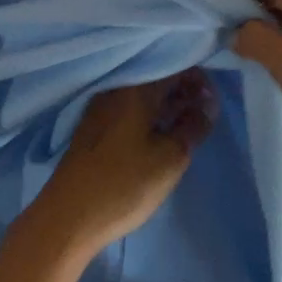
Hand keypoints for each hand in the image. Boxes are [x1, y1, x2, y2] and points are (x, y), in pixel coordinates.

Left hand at [33, 70, 214, 247]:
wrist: (68, 216)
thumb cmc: (124, 183)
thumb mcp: (170, 157)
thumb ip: (193, 126)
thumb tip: (208, 104)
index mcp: (135, 87)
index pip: (173, 64)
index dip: (198, 77)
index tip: (212, 101)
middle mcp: (115, 88)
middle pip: (156, 76)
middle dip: (183, 90)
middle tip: (202, 116)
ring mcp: (101, 106)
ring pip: (142, 93)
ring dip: (166, 104)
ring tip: (185, 127)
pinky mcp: (93, 126)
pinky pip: (128, 107)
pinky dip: (148, 114)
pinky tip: (158, 135)